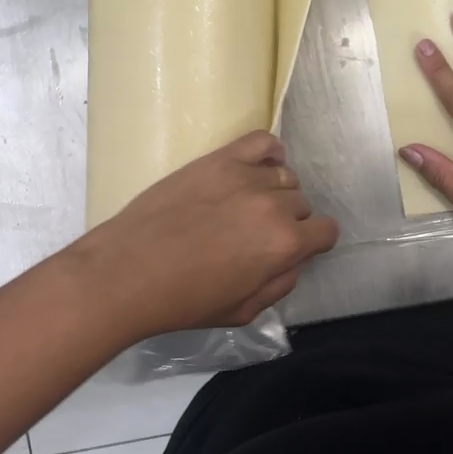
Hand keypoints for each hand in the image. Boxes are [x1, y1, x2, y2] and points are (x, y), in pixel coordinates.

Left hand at [69, 132, 339, 335]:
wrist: (126, 274)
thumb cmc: (184, 301)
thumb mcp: (244, 311)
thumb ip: (281, 284)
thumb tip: (292, 261)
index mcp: (285, 244)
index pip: (326, 230)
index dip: (312, 242)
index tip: (292, 249)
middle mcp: (274, 205)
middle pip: (302, 203)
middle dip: (288, 220)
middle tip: (255, 235)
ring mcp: (246, 177)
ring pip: (284, 176)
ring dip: (273, 191)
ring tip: (244, 206)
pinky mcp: (219, 160)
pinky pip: (262, 142)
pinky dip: (268, 152)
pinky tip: (255, 168)